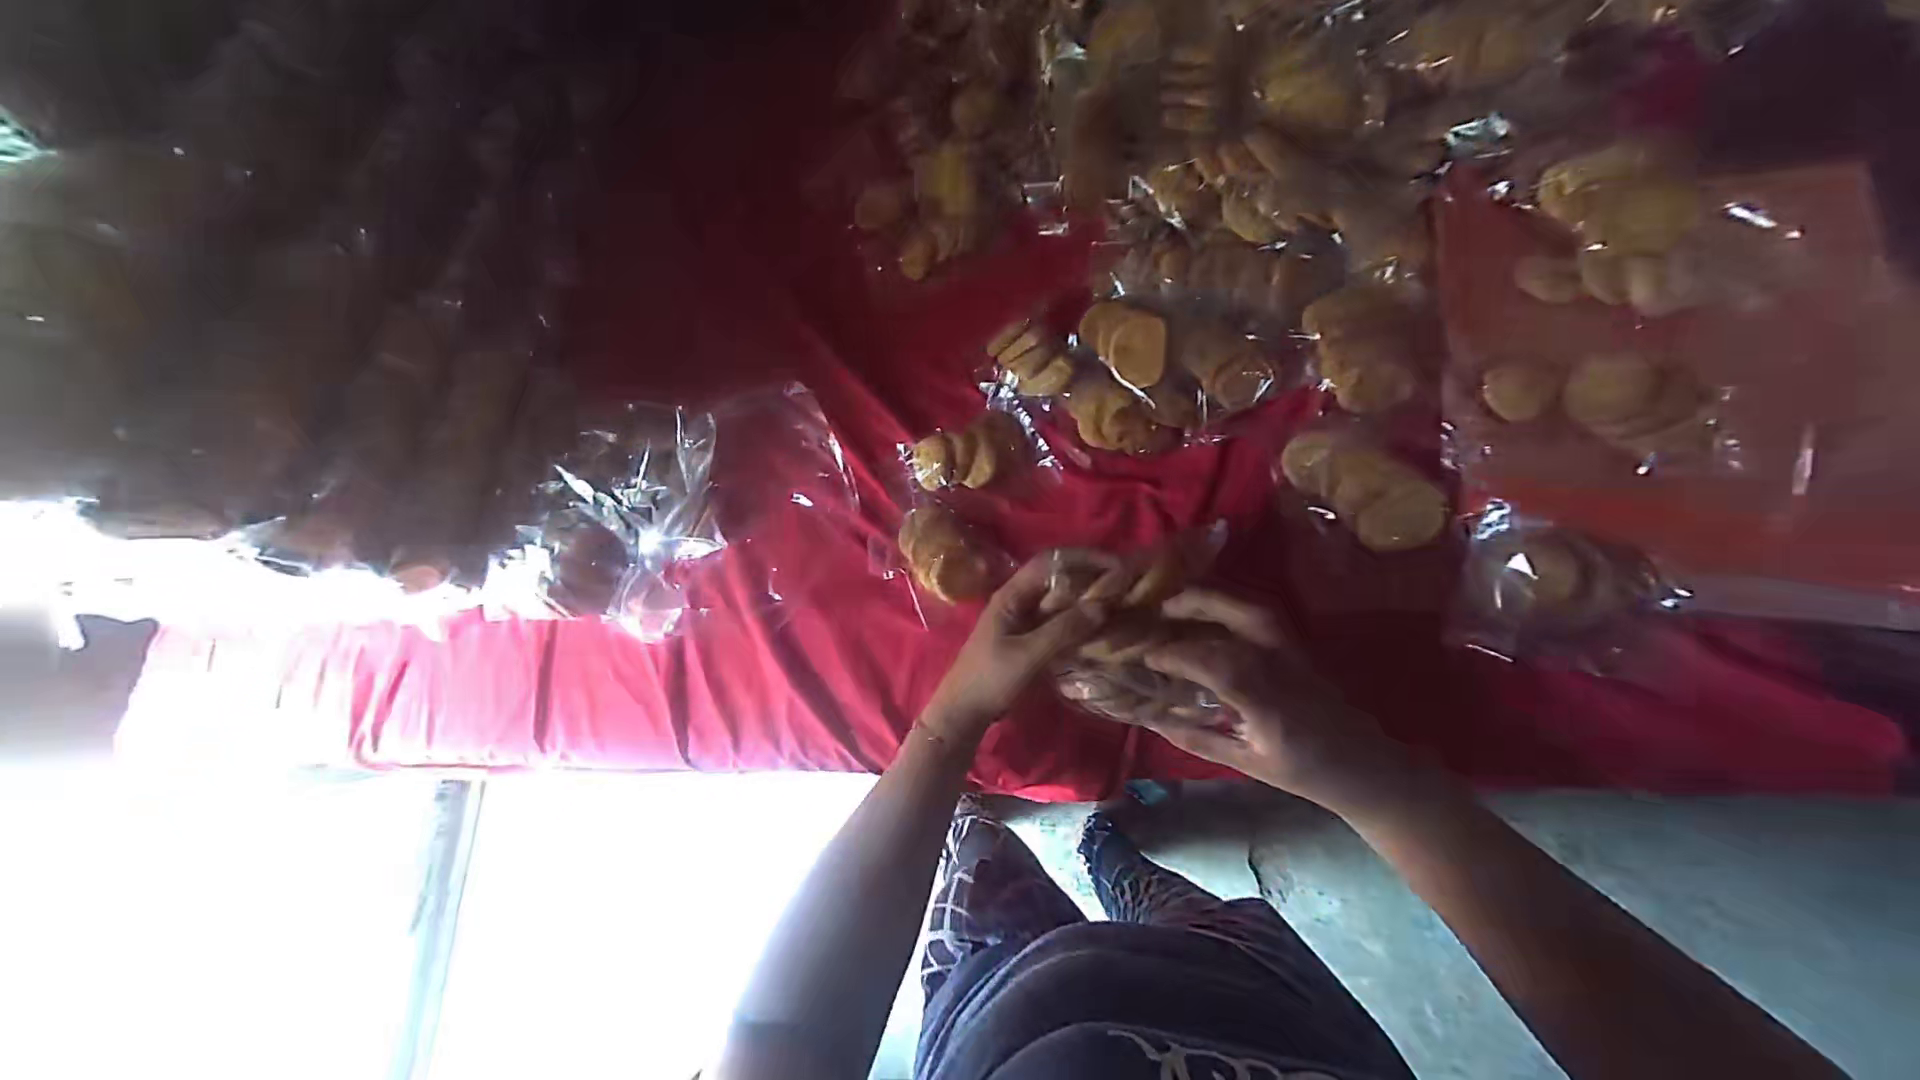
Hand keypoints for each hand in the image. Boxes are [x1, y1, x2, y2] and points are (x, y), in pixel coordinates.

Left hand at [920, 551, 1113, 742]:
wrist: (964, 711)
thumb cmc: (990, 679)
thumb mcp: (1028, 654)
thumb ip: (1064, 629)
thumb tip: (1103, 603)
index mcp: (1012, 595)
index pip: (1051, 560)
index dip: (1084, 558)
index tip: (1117, 566)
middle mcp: (1018, 600)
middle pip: (1058, 577)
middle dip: (1090, 577)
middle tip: (1126, 586)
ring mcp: (1023, 619)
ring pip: (1060, 599)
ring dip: (1087, 598)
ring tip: (1120, 603)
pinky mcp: (1028, 638)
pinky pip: (1058, 619)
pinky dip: (1079, 619)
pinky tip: (1100, 627)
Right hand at [1139, 589, 1415, 811]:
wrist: (1366, 765)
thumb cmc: (1304, 772)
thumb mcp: (1247, 763)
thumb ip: (1197, 738)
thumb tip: (1150, 718)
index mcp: (1271, 704)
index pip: (1220, 667)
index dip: (1179, 656)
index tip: (1146, 655)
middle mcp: (1284, 667)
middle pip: (1241, 619)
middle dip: (1194, 606)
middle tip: (1154, 608)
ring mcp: (1296, 651)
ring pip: (1253, 608)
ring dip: (1211, 597)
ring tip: (1175, 599)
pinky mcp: (1299, 644)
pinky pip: (1260, 613)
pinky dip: (1228, 603)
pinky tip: (1204, 606)